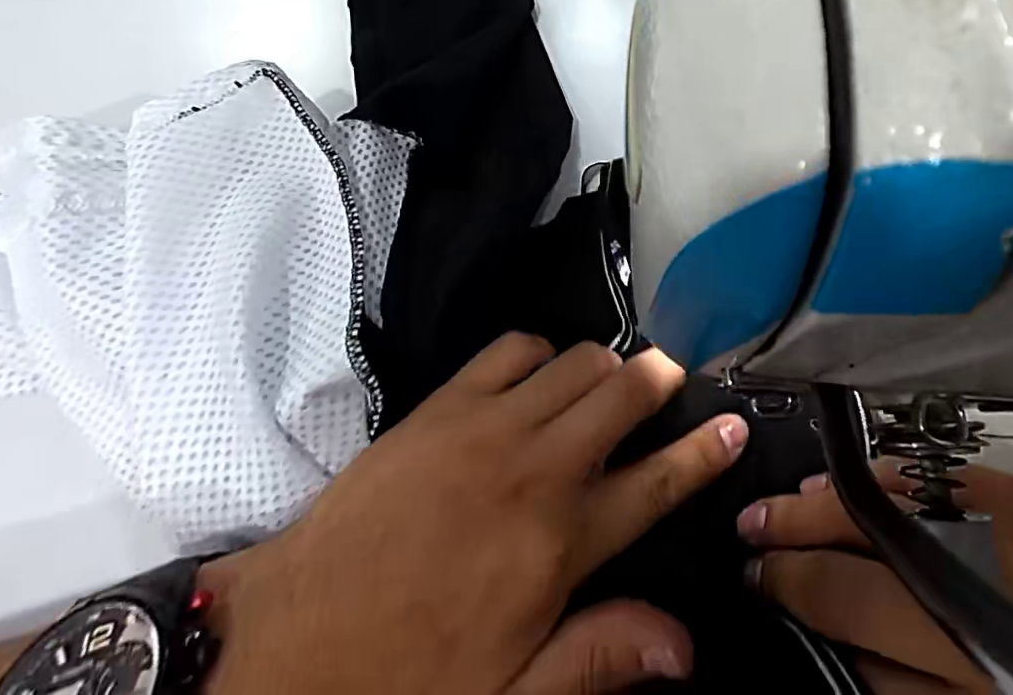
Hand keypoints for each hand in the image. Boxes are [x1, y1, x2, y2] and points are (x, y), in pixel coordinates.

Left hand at [200, 333, 748, 694]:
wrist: (280, 650)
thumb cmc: (401, 678)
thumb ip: (598, 658)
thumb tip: (683, 644)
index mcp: (559, 544)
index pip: (657, 482)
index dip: (704, 451)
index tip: (733, 425)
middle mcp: (535, 469)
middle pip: (622, 395)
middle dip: (659, 379)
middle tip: (669, 379)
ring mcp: (486, 427)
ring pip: (575, 362)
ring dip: (601, 366)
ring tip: (605, 381)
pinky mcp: (441, 407)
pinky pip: (510, 349)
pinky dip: (537, 352)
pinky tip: (536, 374)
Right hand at [737, 463, 1012, 694]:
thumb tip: (862, 661)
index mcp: (994, 659)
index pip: (865, 614)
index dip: (800, 594)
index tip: (753, 578)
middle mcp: (1004, 592)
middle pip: (874, 559)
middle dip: (800, 544)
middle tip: (746, 527)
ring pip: (910, 510)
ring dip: (845, 502)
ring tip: (791, 494)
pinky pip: (969, 490)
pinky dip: (916, 486)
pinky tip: (885, 481)